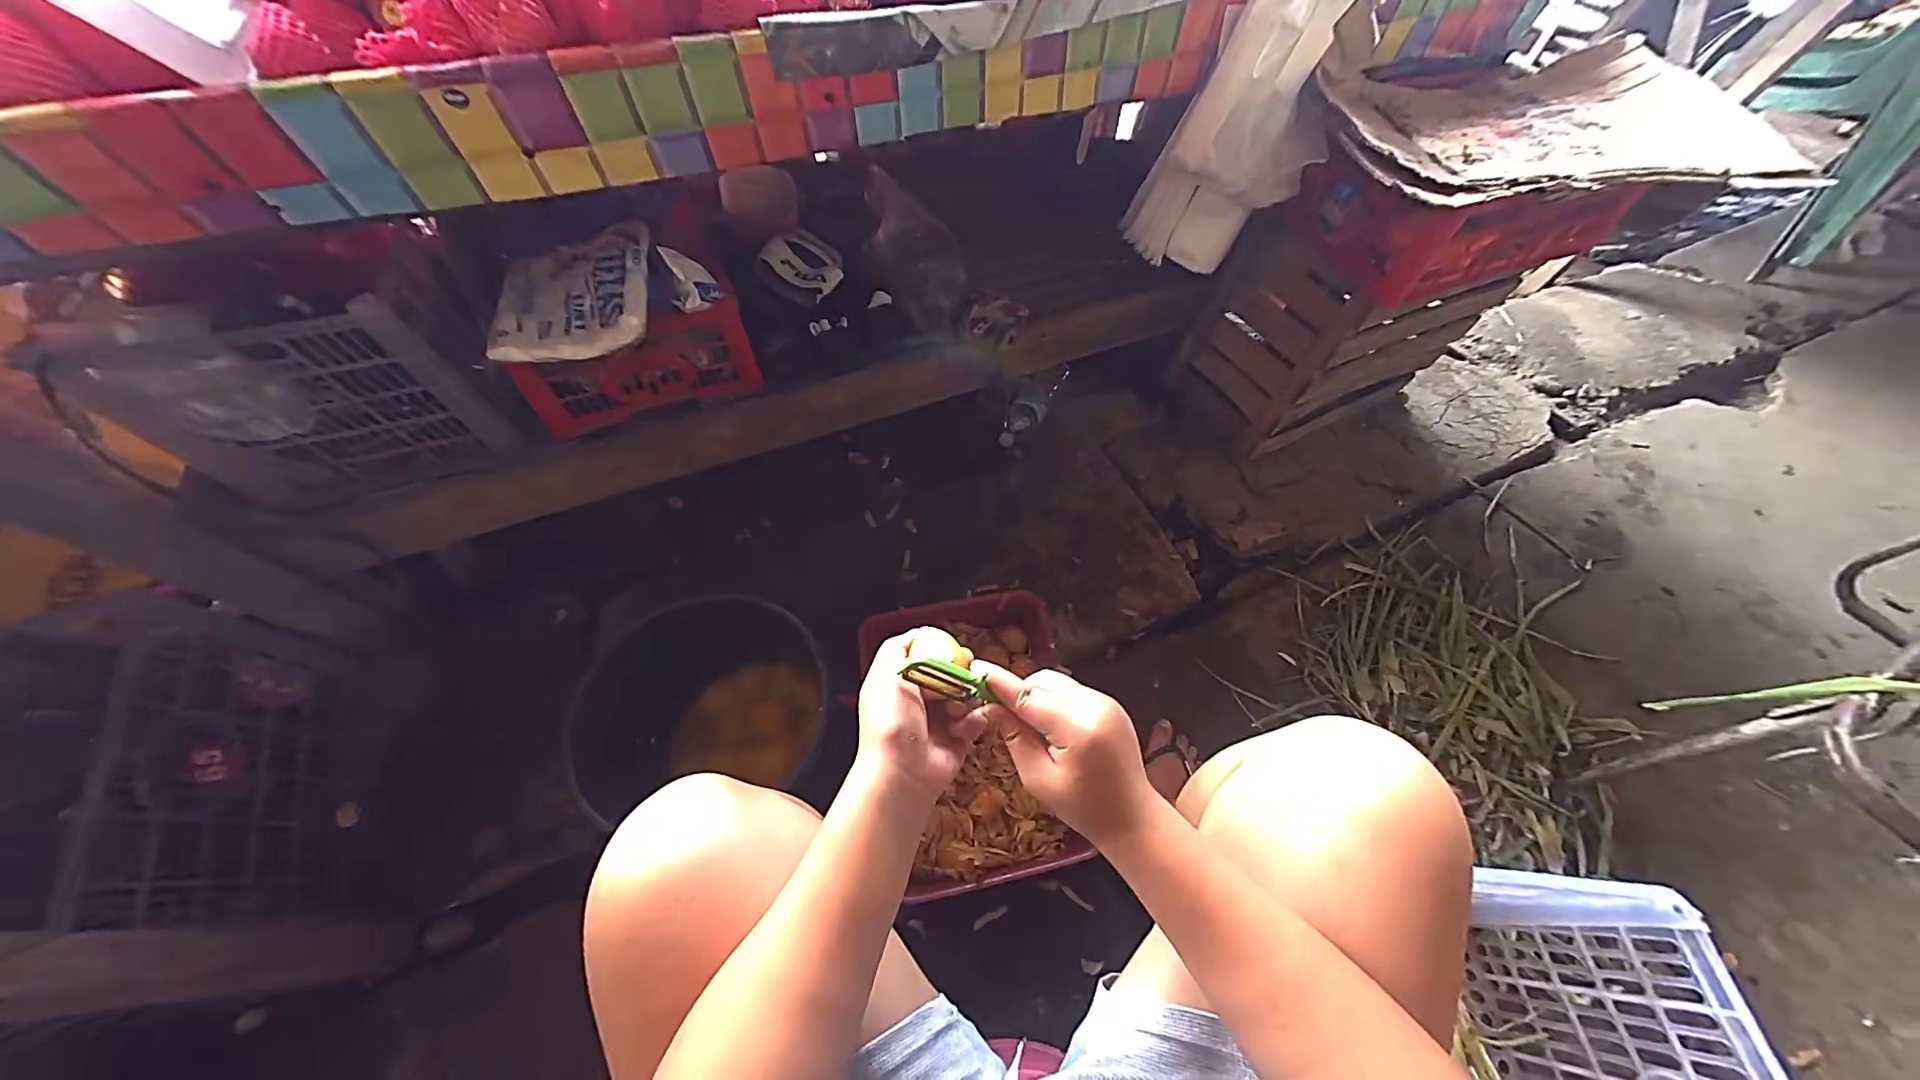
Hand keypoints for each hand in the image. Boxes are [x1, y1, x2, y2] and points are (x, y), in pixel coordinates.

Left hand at [855, 628, 987, 799]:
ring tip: (954, 710)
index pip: (925, 654)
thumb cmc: (889, 724)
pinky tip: (961, 726)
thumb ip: (899, 647)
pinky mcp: (960, 735)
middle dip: (959, 673)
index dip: (939, 650)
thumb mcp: (886, 674)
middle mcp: (920, 697)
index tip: (950, 650)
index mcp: (899, 681)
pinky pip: (978, 717)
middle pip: (951, 671)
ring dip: (965, 698)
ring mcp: (941, 717)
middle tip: (959, 678)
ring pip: (968, 692)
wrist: (902, 772)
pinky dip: (974, 719)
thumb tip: (919, 632)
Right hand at [970, 665, 1159, 845]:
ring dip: (1036, 695)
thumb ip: (1015, 738)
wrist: (1133, 816)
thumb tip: (992, 708)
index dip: (1000, 682)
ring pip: (1056, 682)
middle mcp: (1095, 705)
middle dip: (1019, 692)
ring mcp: (1106, 702)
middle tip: (1001, 714)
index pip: (1029, 695)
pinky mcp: (1110, 704)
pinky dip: (1054, 700)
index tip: (977, 669)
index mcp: (1078, 727)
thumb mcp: (1039, 779)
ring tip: (1029, 727)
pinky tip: (1050, 727)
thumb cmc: (1084, 808)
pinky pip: (1071, 691)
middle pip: (1043, 681)